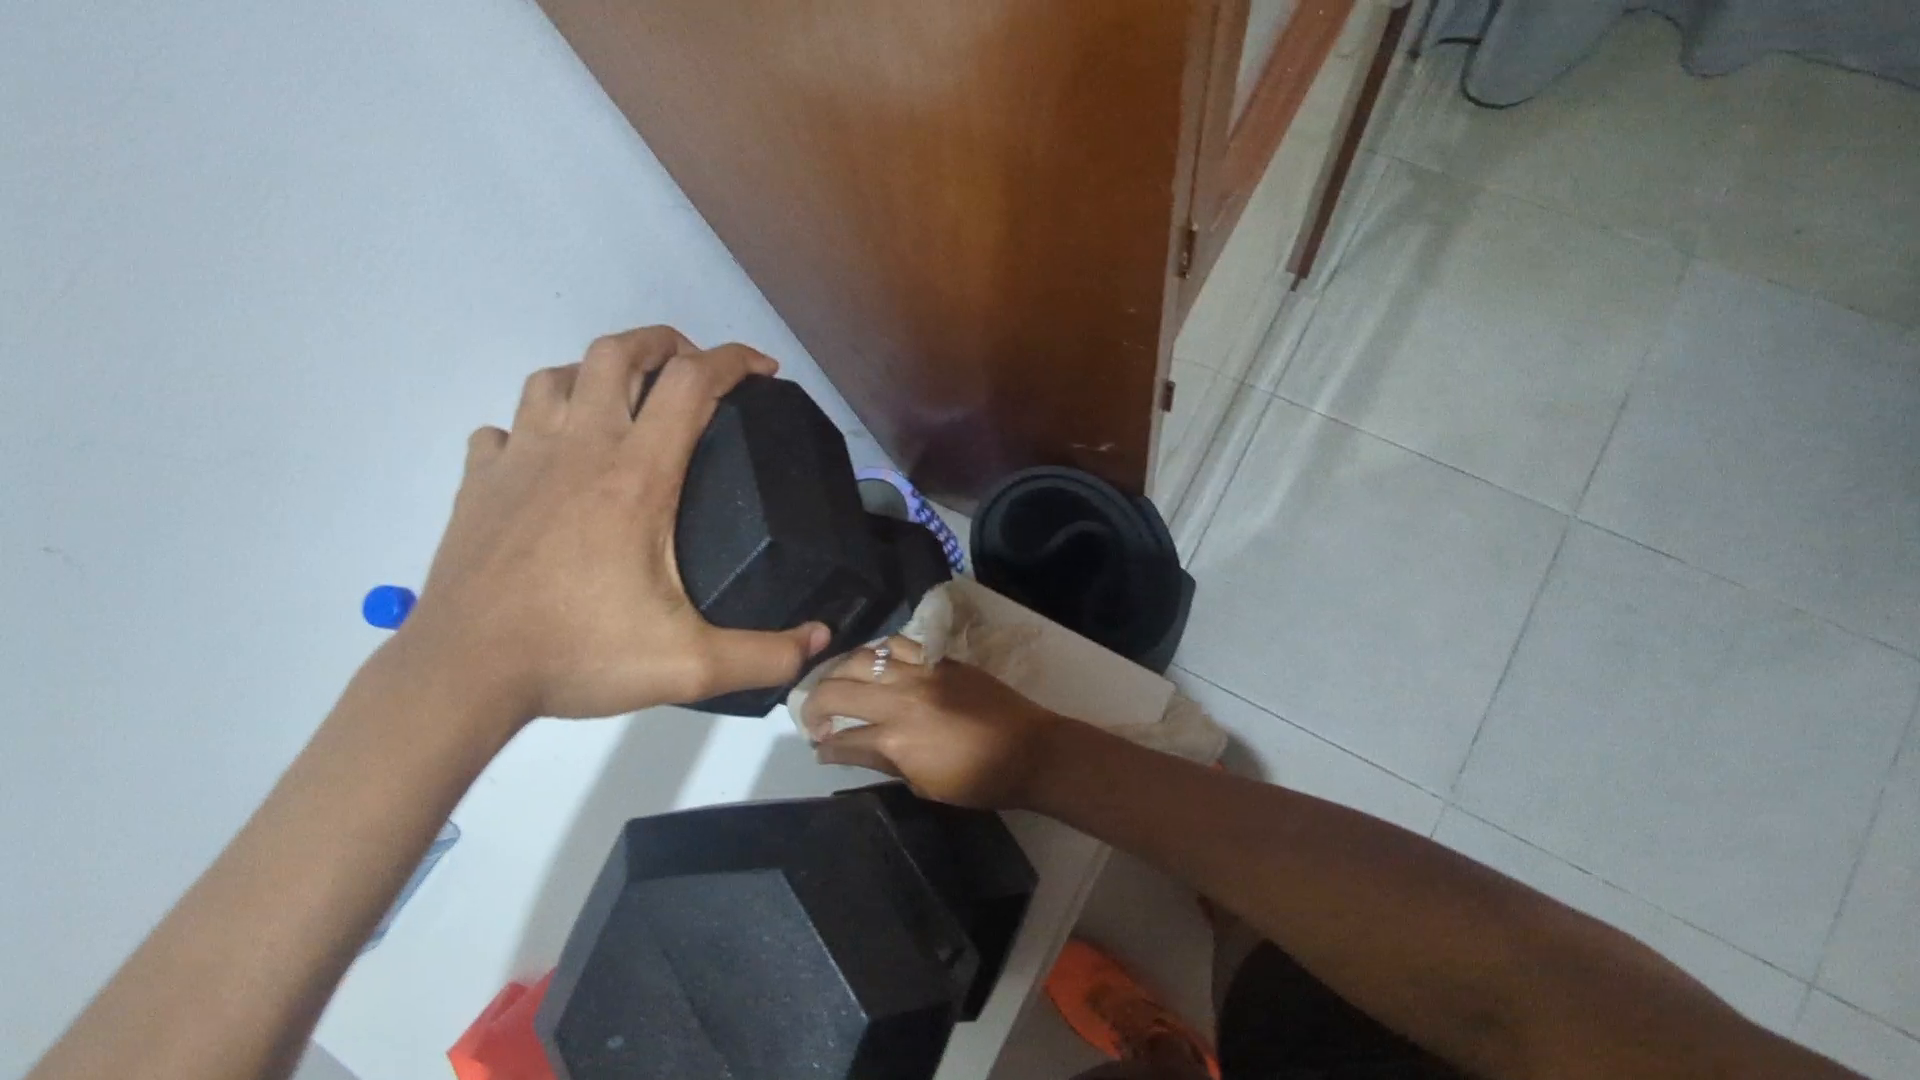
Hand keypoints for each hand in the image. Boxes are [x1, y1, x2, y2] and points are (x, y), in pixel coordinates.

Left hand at [398, 327, 829, 722]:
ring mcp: (520, 459)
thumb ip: (764, 656)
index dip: (734, 361)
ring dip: (596, 374)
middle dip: (665, 344)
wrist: (464, 674)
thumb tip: (820, 643)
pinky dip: (533, 426)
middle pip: (619, 352)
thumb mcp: (690, 665)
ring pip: (556, 376)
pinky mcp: (478, 482)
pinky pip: (506, 428)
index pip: (692, 384)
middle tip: (693, 372)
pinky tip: (547, 459)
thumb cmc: (579, 655)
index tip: (762, 370)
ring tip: (622, 403)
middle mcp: (579, 448)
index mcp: (636, 475)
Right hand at [800, 636, 1068, 808]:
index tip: (819, 746)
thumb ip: (882, 762)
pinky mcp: (940, 660)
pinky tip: (876, 663)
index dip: (823, 745)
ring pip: (862, 658)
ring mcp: (920, 673)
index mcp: (894, 739)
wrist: (1030, 751)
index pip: (841, 738)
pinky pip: (899, 644)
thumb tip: (844, 751)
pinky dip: (879, 651)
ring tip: (838, 683)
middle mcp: (899, 700)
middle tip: (815, 717)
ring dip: (840, 671)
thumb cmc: (979, 781)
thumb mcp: (925, 785)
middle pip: (837, 690)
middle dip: (814, 705)